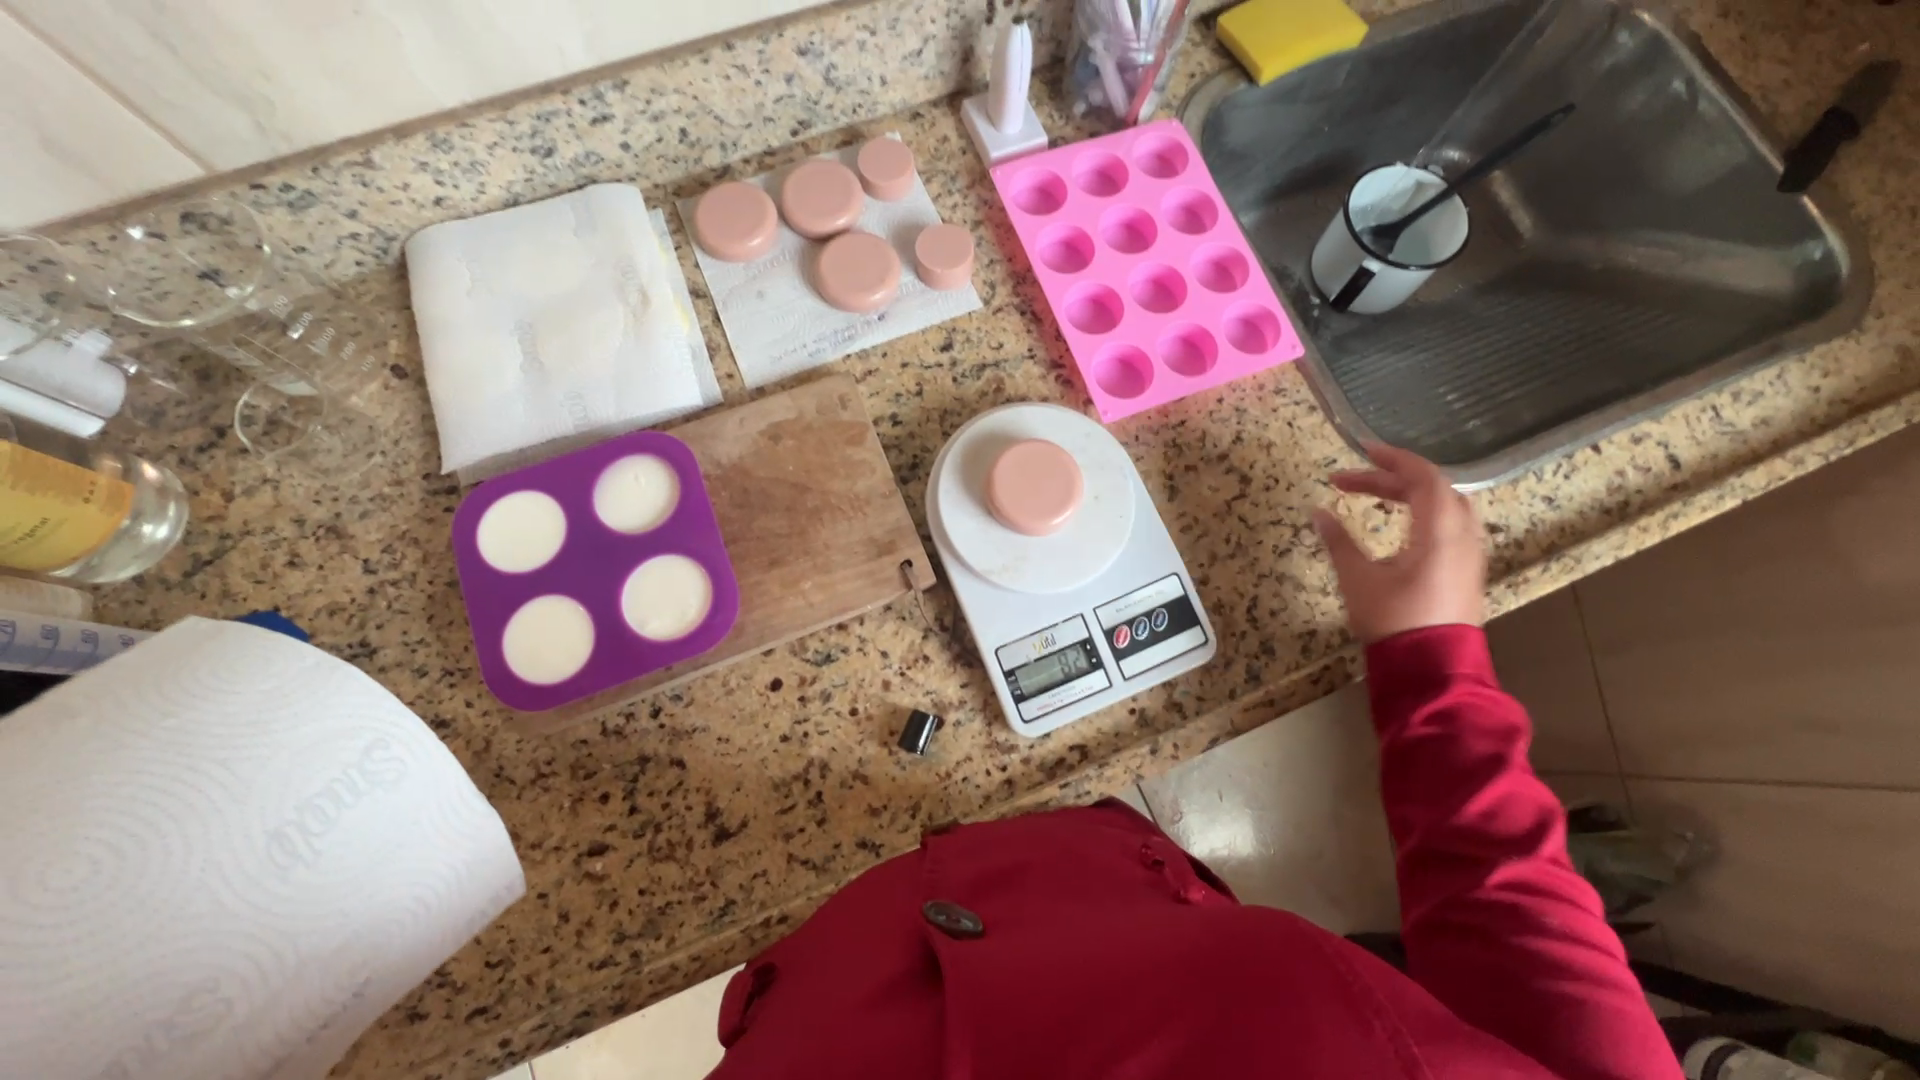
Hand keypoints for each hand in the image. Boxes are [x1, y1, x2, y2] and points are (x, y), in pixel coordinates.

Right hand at [1311, 443, 1485, 643]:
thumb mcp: (1358, 579)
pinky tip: (1404, 523)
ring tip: (1378, 496)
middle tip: (1353, 481)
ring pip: (1448, 505)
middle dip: (1393, 478)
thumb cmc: (1393, 621)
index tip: (1362, 450)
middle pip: (1435, 488)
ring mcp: (1470, 554)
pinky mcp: (1467, 570)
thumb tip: (1318, 512)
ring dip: (1413, 493)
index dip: (1392, 459)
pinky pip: (1452, 524)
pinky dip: (1426, 512)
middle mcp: (1463, 536)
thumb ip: (1339, 541)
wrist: (1429, 670)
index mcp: (1439, 532)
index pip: (1423, 478)